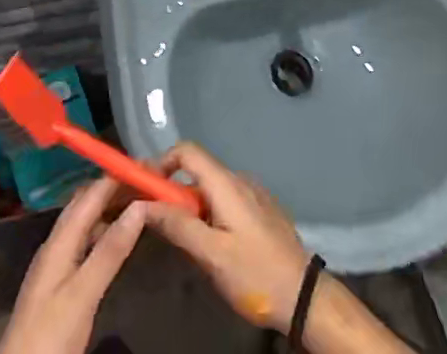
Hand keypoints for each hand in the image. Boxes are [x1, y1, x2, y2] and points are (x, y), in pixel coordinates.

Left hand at [0, 177, 146, 353]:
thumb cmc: (50, 335)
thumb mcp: (83, 293)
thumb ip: (110, 250)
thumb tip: (139, 205)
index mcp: (59, 241)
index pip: (91, 194)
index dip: (117, 176)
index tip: (148, 165)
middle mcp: (57, 244)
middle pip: (88, 203)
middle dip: (116, 187)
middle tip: (150, 181)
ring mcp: (58, 262)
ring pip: (88, 221)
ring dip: (113, 207)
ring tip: (143, 201)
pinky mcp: (62, 281)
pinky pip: (88, 241)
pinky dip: (107, 230)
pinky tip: (123, 236)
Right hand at [137, 142, 311, 330]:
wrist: (303, 296)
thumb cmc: (255, 273)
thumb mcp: (211, 254)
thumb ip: (178, 226)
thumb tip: (144, 203)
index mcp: (226, 184)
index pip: (187, 151)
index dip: (161, 162)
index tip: (142, 188)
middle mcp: (239, 180)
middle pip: (197, 172)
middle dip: (172, 192)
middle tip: (154, 222)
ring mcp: (252, 195)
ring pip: (210, 190)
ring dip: (190, 206)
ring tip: (180, 240)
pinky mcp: (260, 211)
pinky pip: (225, 201)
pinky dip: (208, 213)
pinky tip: (207, 243)